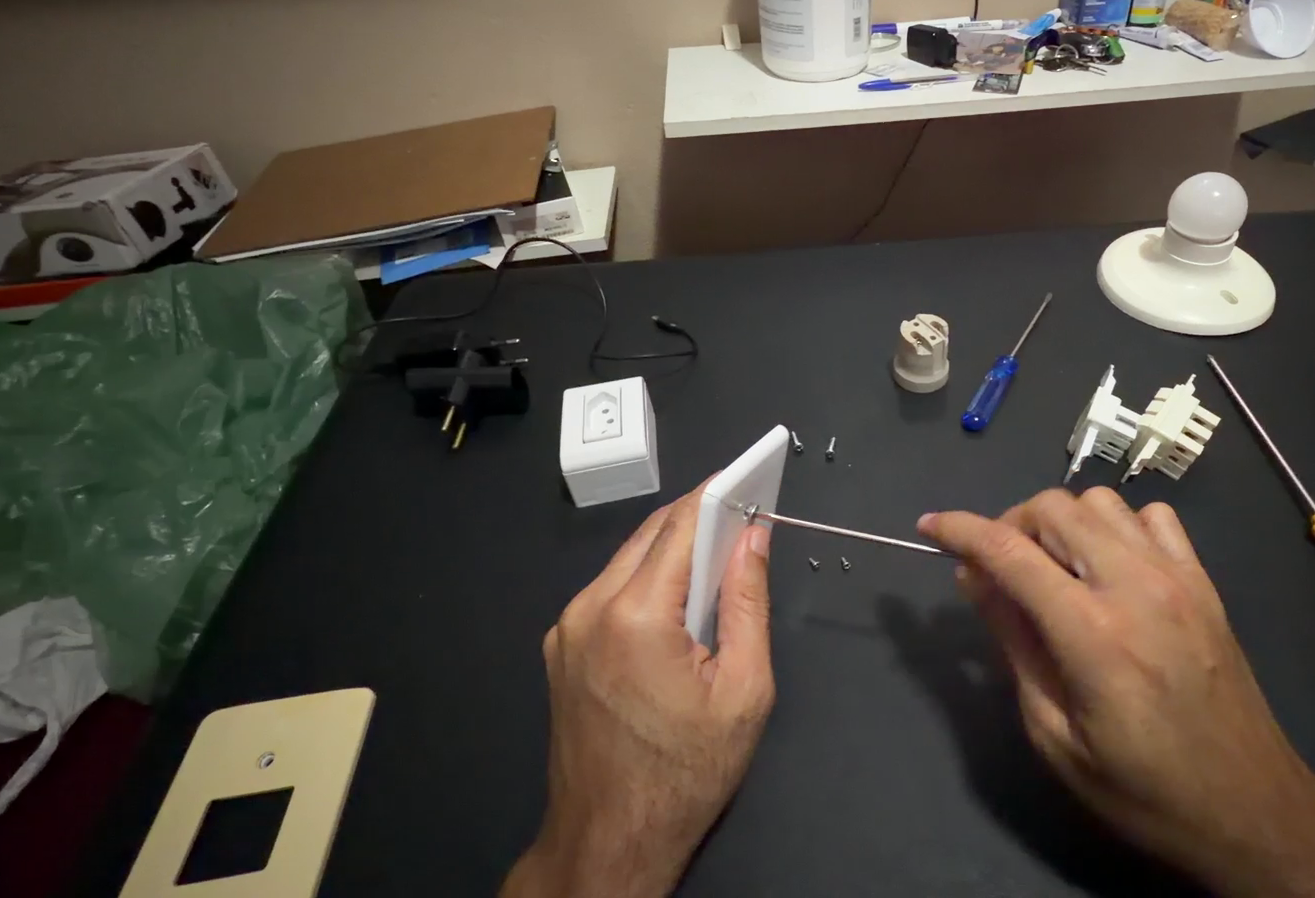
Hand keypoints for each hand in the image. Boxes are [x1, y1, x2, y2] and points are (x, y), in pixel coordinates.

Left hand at [504, 480, 774, 897]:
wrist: (609, 840)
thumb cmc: (688, 772)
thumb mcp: (744, 689)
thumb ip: (749, 601)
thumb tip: (753, 535)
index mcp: (637, 615)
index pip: (680, 524)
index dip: (716, 492)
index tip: (746, 475)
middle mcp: (590, 607)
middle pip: (651, 533)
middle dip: (697, 515)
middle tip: (741, 513)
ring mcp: (567, 627)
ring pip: (628, 558)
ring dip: (672, 546)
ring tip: (716, 550)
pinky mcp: (560, 645)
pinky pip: (610, 588)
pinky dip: (647, 576)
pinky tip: (677, 596)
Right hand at [921, 489, 1314, 897]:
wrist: (1252, 810)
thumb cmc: (1142, 790)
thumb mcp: (1055, 735)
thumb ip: (1013, 644)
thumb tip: (976, 579)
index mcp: (1091, 634)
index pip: (1008, 552)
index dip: (959, 531)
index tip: (929, 528)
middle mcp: (1134, 586)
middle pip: (1052, 508)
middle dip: (1010, 525)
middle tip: (999, 571)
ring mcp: (1176, 577)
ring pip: (1099, 501)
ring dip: (1062, 522)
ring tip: (1053, 567)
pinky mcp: (1203, 581)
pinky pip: (1151, 516)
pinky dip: (1117, 526)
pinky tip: (1111, 565)